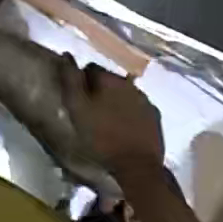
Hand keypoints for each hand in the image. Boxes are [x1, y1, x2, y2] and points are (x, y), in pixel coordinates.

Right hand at [58, 53, 164, 178]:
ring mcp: (145, 99)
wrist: (138, 167)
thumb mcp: (77, 108)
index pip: (90, 68)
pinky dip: (130, 112)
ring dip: (115, 100)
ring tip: (108, 121)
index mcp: (108, 78)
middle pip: (108, 79)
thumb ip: (70, 80)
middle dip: (99, 90)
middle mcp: (129, 83)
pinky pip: (138, 107)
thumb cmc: (102, 137)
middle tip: (92, 112)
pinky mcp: (155, 116)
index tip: (79, 100)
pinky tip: (125, 128)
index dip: (82, 82)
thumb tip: (67, 54)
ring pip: (124, 93)